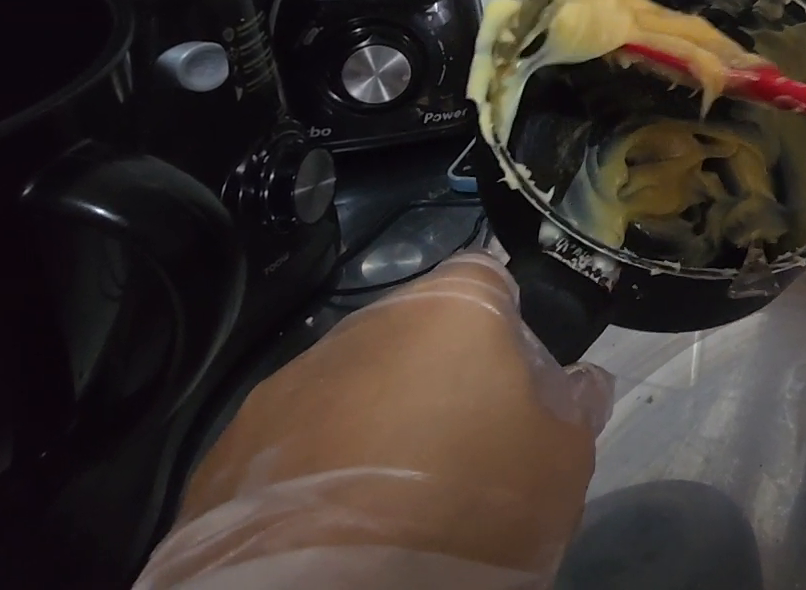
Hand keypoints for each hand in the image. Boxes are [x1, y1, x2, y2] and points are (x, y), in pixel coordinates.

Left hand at [136, 251, 611, 587]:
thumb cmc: (475, 506)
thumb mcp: (564, 459)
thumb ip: (576, 404)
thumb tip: (579, 383)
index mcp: (453, 308)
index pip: (488, 277)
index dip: (508, 322)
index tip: (516, 380)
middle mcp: (366, 325)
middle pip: (418, 330)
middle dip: (440, 372)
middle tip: (462, 446)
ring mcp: (288, 385)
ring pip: (353, 383)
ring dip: (375, 417)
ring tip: (391, 497)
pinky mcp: (226, 452)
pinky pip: (293, 441)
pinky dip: (317, 467)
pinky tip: (334, 528)